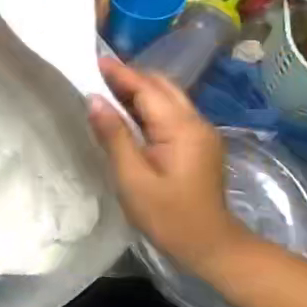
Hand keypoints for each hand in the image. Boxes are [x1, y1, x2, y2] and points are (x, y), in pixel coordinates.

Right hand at [86, 58, 250, 275]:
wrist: (211, 246)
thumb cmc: (169, 217)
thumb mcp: (133, 180)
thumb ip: (114, 136)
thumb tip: (94, 100)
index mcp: (181, 128)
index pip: (148, 89)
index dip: (121, 74)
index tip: (95, 61)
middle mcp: (196, 121)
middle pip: (162, 87)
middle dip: (132, 77)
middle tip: (98, 76)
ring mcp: (202, 132)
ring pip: (169, 98)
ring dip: (141, 91)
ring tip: (109, 91)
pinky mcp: (200, 143)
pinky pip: (173, 113)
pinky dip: (151, 107)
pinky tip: (131, 116)